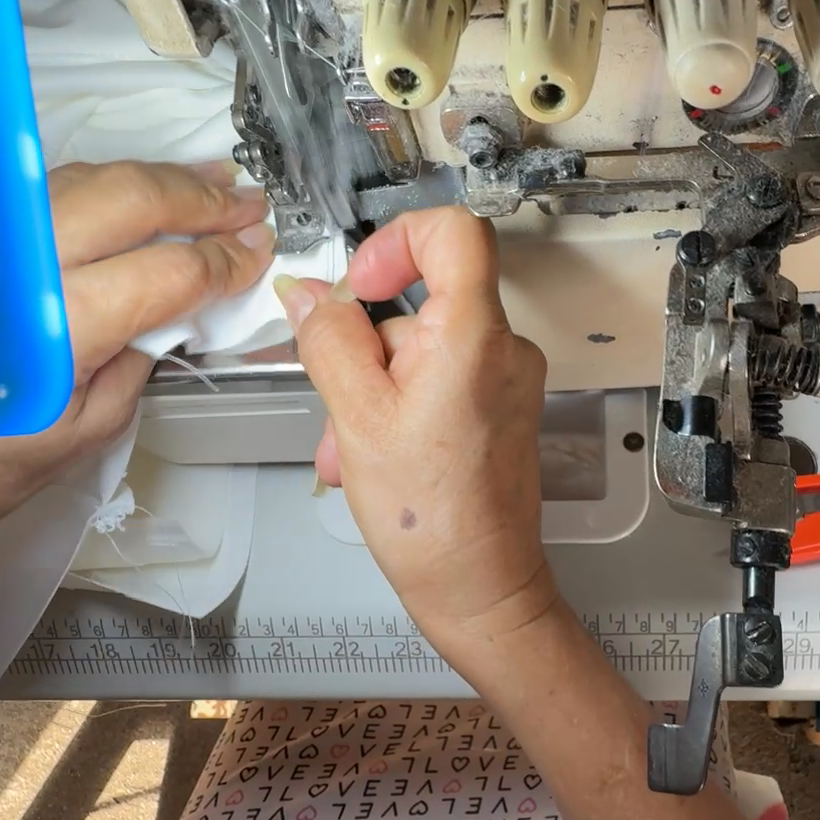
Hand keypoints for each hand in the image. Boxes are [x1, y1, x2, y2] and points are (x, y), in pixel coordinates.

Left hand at [0, 161, 272, 594]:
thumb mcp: (91, 428)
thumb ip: (142, 353)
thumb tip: (187, 302)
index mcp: (53, 328)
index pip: (167, 272)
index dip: (225, 261)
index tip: (263, 253)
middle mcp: (12, 265)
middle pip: (129, 201)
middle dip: (203, 200)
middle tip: (253, 203)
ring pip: (88, 179)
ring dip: (160, 180)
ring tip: (216, 184)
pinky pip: (47, 190)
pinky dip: (107, 184)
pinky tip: (144, 189)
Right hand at [279, 207, 553, 650]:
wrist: (480, 587)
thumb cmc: (429, 519)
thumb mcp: (356, 418)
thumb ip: (329, 340)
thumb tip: (311, 292)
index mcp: (475, 336)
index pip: (455, 232)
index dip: (399, 240)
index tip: (363, 282)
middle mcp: (505, 349)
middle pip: (422, 305)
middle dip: (366, 352)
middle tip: (340, 406)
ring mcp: (508, 380)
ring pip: (422, 352)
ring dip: (375, 393)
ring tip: (349, 451)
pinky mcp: (502, 407)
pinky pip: (443, 381)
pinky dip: (403, 407)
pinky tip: (375, 456)